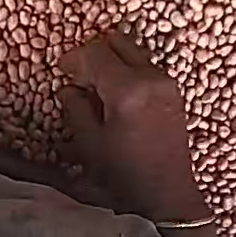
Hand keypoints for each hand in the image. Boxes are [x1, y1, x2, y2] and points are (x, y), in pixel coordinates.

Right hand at [57, 32, 209, 222]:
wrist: (166, 194)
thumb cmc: (124, 175)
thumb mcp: (90, 143)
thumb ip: (76, 108)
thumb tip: (70, 89)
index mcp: (128, 89)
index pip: (95, 53)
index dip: (73, 58)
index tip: (62, 69)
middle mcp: (151, 78)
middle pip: (117, 42)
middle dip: (94, 53)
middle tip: (78, 74)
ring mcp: (166, 84)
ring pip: (133, 52)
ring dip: (111, 61)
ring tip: (95, 88)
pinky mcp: (173, 93)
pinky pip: (145, 68)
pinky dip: (127, 72)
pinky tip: (115, 97)